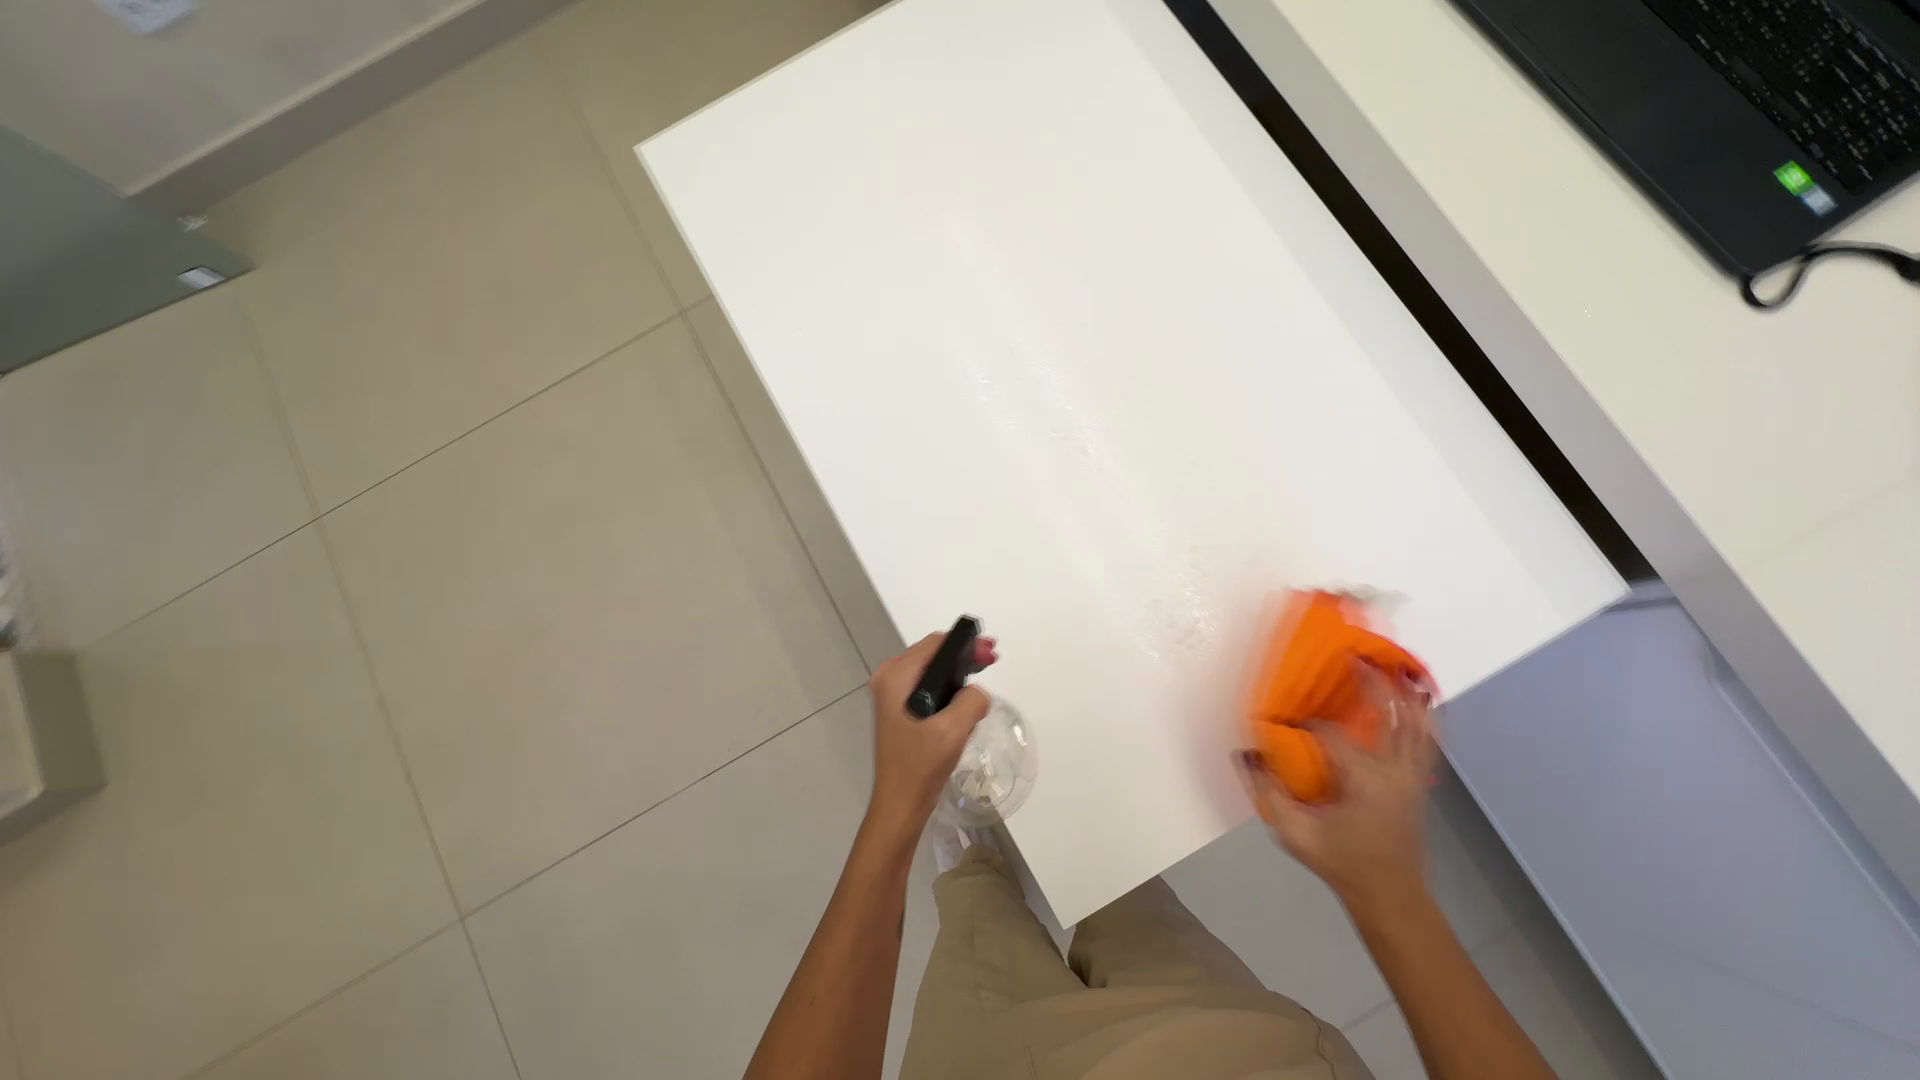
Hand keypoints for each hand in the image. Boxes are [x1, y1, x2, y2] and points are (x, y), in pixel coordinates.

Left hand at [863, 631, 997, 841]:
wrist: (900, 804)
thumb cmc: (920, 765)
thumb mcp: (953, 729)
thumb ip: (971, 700)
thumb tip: (976, 693)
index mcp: (896, 677)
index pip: (935, 644)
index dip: (964, 643)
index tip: (990, 650)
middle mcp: (889, 680)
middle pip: (932, 655)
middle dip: (963, 656)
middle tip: (992, 658)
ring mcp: (892, 696)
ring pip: (931, 672)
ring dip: (957, 674)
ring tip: (983, 676)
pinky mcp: (899, 712)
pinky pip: (928, 689)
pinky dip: (948, 690)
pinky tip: (966, 701)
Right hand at [1237, 669, 1437, 912]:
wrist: (1390, 894)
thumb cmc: (1341, 862)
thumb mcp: (1295, 833)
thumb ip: (1268, 792)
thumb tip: (1246, 753)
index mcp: (1362, 778)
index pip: (1331, 732)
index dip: (1307, 719)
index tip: (1285, 714)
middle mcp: (1393, 769)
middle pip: (1389, 712)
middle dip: (1371, 681)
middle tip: (1353, 656)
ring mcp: (1412, 775)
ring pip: (1415, 722)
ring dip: (1402, 692)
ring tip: (1388, 665)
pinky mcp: (1418, 781)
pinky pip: (1426, 739)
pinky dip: (1422, 715)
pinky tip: (1416, 699)